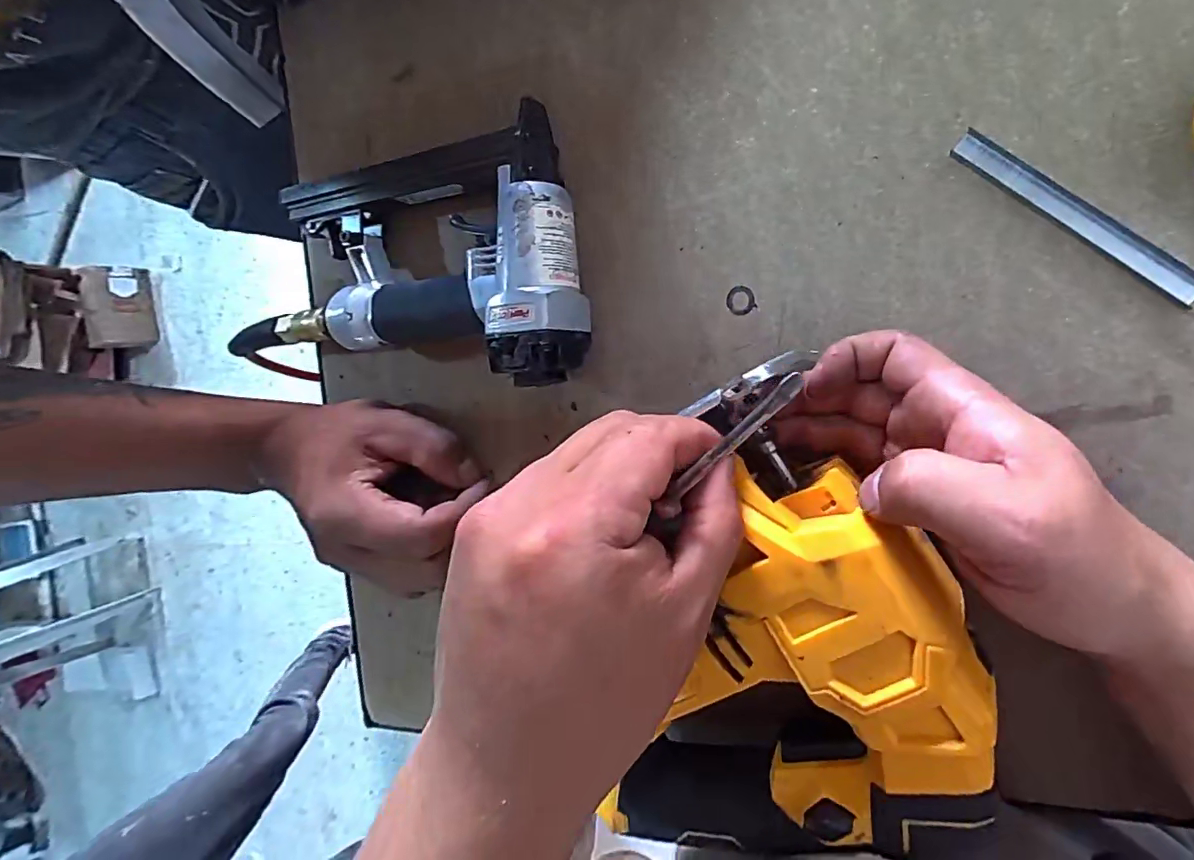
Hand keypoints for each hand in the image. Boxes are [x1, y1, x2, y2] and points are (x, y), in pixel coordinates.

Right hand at [255, 400, 488, 594]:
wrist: (290, 450)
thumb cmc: (337, 433)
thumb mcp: (388, 423)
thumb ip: (433, 447)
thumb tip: (473, 477)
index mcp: (346, 517)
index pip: (421, 536)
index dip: (461, 511)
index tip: (480, 483)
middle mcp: (348, 553)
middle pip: (426, 569)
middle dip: (461, 534)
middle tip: (475, 496)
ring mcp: (355, 567)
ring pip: (422, 580)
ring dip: (450, 547)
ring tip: (456, 506)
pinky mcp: (365, 567)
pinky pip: (413, 574)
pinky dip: (435, 552)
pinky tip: (438, 518)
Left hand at [415, 412, 740, 852]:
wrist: (505, 764)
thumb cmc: (608, 699)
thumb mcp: (686, 610)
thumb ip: (714, 521)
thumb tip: (718, 466)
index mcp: (576, 524)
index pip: (647, 436)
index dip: (692, 436)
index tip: (717, 455)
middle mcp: (521, 501)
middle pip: (609, 429)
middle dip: (658, 446)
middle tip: (685, 492)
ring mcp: (490, 511)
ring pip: (576, 448)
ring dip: (620, 465)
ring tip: (641, 520)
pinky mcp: (476, 526)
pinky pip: (546, 478)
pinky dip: (584, 487)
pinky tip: (597, 535)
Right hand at [778, 331, 1184, 661]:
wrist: (1116, 610)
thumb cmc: (1074, 551)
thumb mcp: (1005, 513)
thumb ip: (927, 487)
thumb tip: (863, 488)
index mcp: (960, 408)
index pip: (895, 355)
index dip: (847, 358)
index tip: (807, 388)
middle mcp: (937, 429)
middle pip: (863, 395)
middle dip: (813, 400)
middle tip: (763, 424)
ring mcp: (929, 468)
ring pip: (858, 436)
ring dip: (814, 437)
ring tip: (768, 452)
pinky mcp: (923, 505)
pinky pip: (866, 480)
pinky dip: (831, 478)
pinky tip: (801, 489)